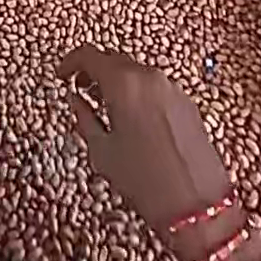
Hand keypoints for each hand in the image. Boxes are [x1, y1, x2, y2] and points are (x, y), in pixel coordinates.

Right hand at [59, 44, 229, 230]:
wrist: (198, 206)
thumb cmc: (145, 181)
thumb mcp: (102, 151)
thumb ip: (84, 117)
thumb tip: (76, 99)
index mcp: (124, 83)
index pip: (89, 54)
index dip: (70, 61)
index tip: (62, 75)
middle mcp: (149, 76)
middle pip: (113, 59)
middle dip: (93, 71)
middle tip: (79, 89)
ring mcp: (171, 87)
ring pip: (135, 72)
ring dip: (116, 82)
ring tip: (104, 106)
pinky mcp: (186, 101)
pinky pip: (153, 86)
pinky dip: (137, 92)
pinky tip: (131, 117)